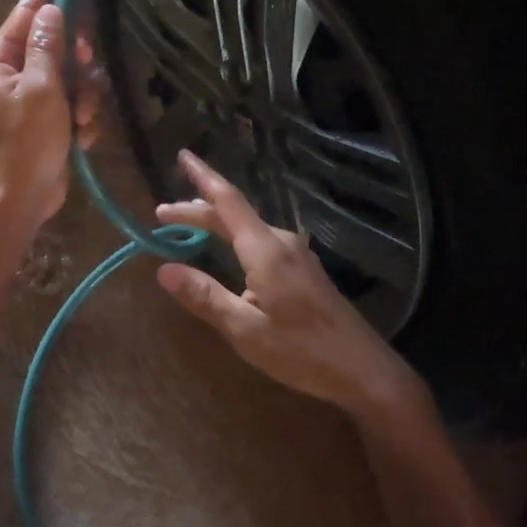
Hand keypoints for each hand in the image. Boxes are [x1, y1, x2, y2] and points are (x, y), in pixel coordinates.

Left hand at [0, 0, 101, 224]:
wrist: (26, 196)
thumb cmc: (28, 141)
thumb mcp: (42, 88)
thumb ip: (47, 45)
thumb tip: (51, 9)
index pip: (24, 14)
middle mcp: (11, 72)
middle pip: (54, 42)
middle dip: (76, 61)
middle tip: (84, 65)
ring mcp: (30, 95)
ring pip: (72, 73)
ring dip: (84, 96)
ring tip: (81, 120)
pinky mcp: (48, 116)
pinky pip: (75, 100)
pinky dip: (82, 118)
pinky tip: (81, 137)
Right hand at [155, 150, 422, 418]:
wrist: (364, 371)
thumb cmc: (302, 351)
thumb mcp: (244, 330)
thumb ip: (204, 296)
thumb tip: (163, 270)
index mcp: (265, 250)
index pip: (227, 202)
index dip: (203, 178)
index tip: (182, 155)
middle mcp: (281, 243)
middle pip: (233, 214)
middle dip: (196, 210)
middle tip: (161, 214)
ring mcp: (295, 255)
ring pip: (246, 228)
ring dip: (215, 223)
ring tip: (186, 227)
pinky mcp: (302, 270)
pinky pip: (259, 240)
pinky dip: (232, 237)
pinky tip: (225, 250)